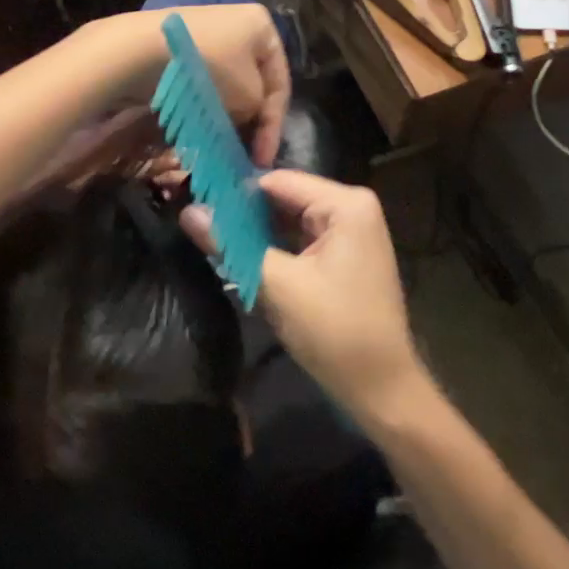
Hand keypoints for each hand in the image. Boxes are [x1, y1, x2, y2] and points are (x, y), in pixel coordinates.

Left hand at [100, 4, 291, 166]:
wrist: (142, 50)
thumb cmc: (208, 68)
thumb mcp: (248, 95)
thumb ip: (258, 110)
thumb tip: (244, 117)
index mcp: (261, 25)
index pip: (280, 82)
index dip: (275, 124)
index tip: (264, 158)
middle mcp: (236, 24)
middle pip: (253, 82)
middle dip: (250, 120)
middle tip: (245, 153)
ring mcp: (205, 34)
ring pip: (226, 84)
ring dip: (226, 115)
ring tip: (222, 145)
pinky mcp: (179, 48)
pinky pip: (201, 81)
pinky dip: (203, 105)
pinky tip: (201, 126)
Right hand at [183, 170, 423, 410]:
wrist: (381, 388)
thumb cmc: (334, 330)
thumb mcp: (276, 285)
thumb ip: (231, 244)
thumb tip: (187, 211)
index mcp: (345, 204)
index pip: (276, 180)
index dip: (235, 191)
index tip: (195, 200)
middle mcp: (352, 208)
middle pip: (283, 197)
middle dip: (243, 212)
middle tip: (197, 220)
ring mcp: (351, 232)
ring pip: (288, 219)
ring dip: (255, 232)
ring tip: (211, 236)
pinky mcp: (345, 256)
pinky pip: (300, 239)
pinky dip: (273, 247)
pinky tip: (241, 256)